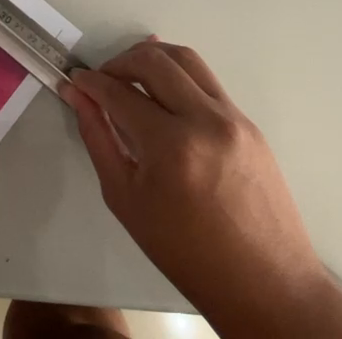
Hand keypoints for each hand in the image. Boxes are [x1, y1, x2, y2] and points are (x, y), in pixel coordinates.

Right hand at [62, 40, 341, 337]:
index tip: (75, 80)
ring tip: (131, 77)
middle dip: (118, 62)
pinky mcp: (249, 123)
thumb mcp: (126, 200)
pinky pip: (207, 82)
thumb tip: (78, 97)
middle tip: (101, 80)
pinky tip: (163, 92)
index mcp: (170, 146)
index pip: (119, 92)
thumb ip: (99, 139)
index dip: (90, 82)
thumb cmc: (187, 253)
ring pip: (186, 58)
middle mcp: (205, 121)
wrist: (266, 283)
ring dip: (151, 58)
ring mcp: (233, 118)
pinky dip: (179, 76)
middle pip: (153, 60)